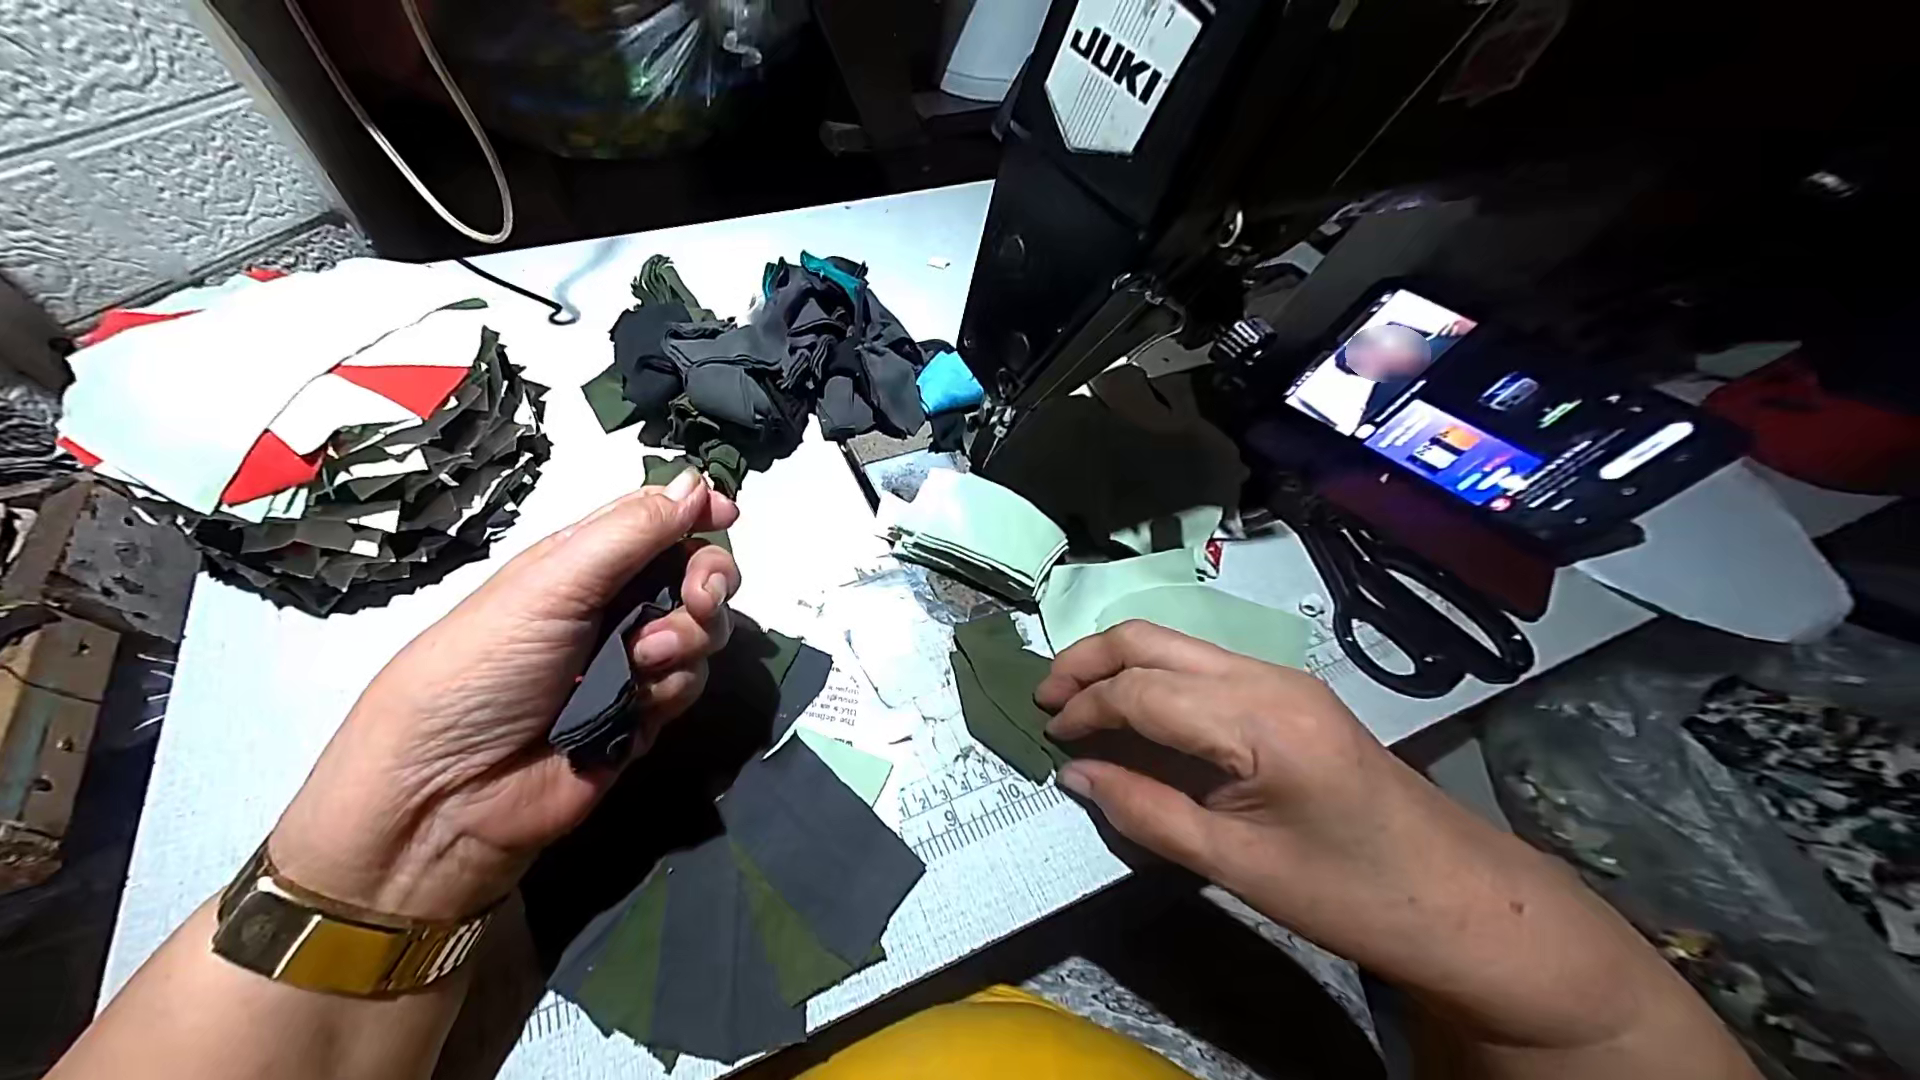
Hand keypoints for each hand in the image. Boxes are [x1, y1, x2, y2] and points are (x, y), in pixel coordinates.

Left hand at [272, 468, 739, 919]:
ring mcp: (637, 656)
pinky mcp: (651, 706)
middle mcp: (619, 603)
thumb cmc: (485, 669)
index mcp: (587, 562)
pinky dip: (673, 686)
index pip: (658, 521)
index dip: (696, 512)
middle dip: (709, 580)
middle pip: (698, 571)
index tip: (725, 515)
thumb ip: (632, 532)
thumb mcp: (553, 584)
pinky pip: (696, 679)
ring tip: (642, 659)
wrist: (452, 796)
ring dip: (688, 638)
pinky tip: (637, 701)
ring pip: (706, 626)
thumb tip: (698, 482)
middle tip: (696, 598)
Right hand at [1036, 622, 1740, 1065]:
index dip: (1085, 707)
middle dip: (1087, 660)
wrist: (1469, 899)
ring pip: (1172, 642)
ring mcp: (1279, 676)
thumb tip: (1076, 773)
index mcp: (1257, 720)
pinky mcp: (1285, 689)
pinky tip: (1133, 707)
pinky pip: (1198, 663)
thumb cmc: (1352, 895)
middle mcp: (1264, 677)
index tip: (1050, 735)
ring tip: (1075, 698)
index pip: (1142, 689)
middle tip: (1046, 696)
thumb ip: (1146, 811)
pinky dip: (1150, 675)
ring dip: (1116, 662)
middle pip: (1151, 639)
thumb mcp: (1237, 866)